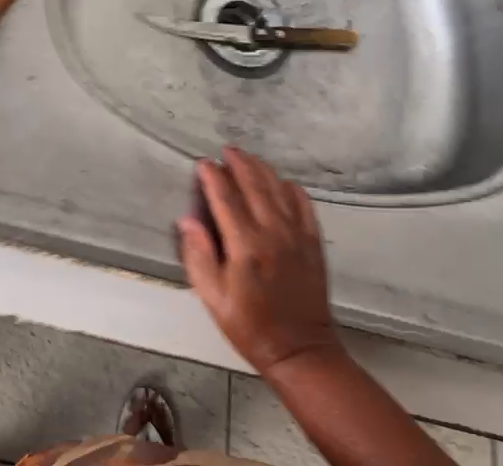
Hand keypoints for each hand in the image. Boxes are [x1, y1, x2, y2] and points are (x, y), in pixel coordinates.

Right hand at [178, 146, 341, 373]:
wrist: (301, 351)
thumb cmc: (250, 327)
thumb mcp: (213, 298)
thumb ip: (198, 256)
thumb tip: (188, 220)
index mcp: (246, 246)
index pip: (226, 198)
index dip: (213, 176)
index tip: (202, 162)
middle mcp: (273, 233)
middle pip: (254, 185)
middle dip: (238, 163)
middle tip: (225, 150)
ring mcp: (298, 236)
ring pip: (279, 189)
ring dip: (262, 169)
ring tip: (248, 157)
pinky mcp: (314, 243)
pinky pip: (304, 205)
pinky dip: (291, 188)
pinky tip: (282, 182)